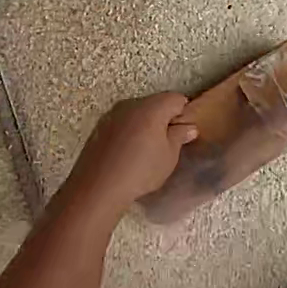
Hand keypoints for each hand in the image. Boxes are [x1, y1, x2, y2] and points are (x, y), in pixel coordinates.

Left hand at [55, 94, 197, 218]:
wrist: (98, 188)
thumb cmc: (140, 171)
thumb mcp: (169, 156)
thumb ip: (180, 136)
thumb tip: (188, 127)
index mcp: (152, 108)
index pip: (177, 99)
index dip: (184, 114)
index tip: (183, 132)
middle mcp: (131, 105)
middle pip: (156, 103)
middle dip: (165, 118)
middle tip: (168, 142)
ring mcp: (112, 115)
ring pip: (138, 112)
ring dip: (146, 124)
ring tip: (147, 150)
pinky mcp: (99, 127)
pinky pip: (123, 122)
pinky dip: (130, 131)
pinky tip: (129, 153)